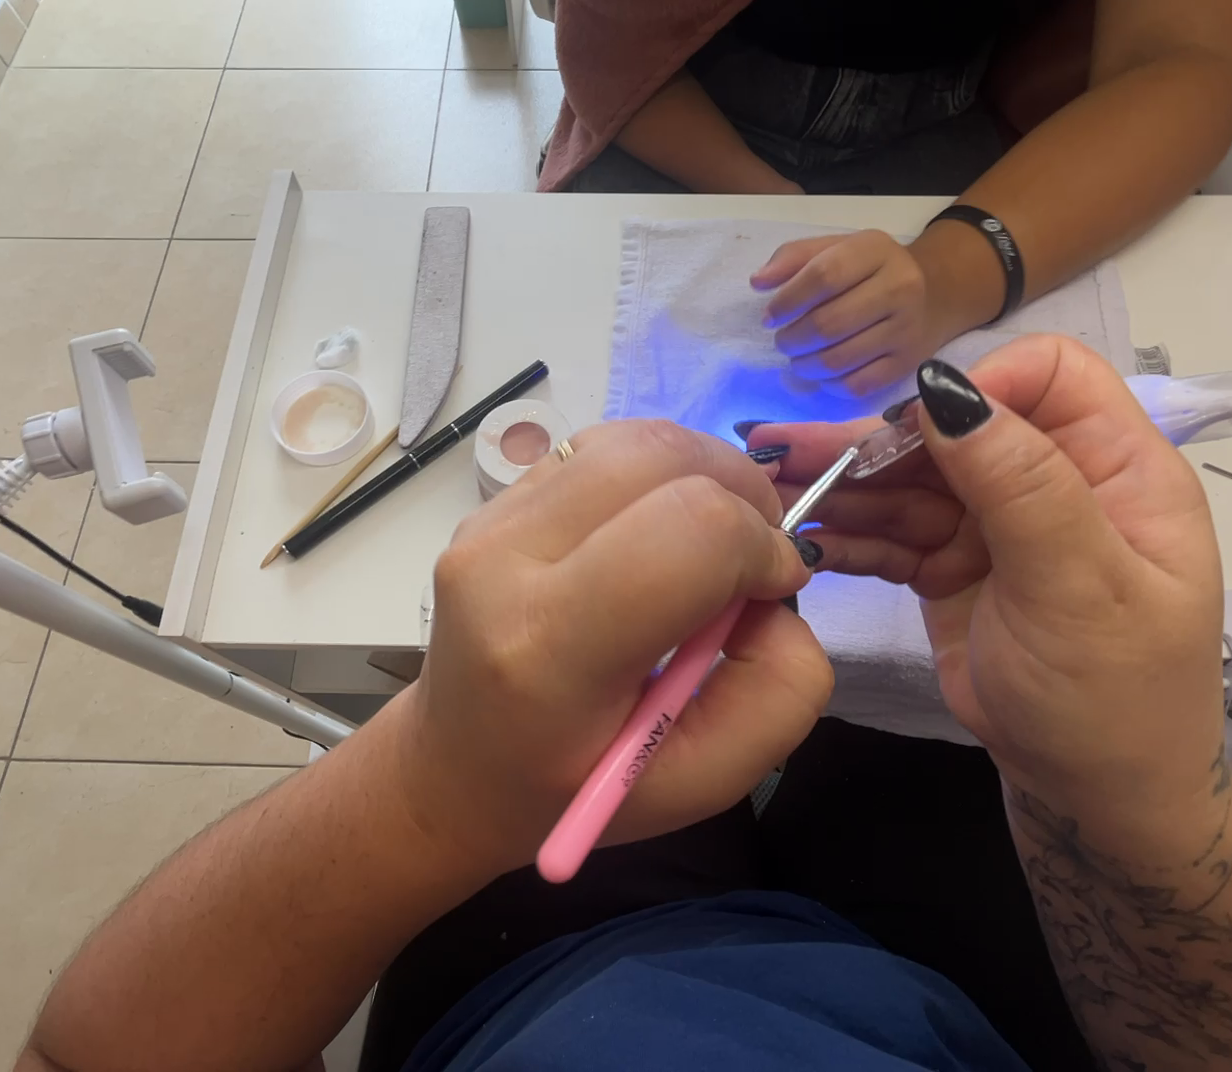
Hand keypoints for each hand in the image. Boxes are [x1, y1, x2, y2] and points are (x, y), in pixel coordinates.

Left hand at [389, 420, 831, 874]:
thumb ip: (777, 694)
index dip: (761, 546)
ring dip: (699, 473)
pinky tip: (653, 528)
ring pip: (629, 440)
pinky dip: (653, 474)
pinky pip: (595, 451)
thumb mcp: (700, 782)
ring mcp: (486, 523)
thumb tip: (777, 591)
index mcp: (548, 650)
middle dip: (740, 491)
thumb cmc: (570, 792)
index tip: (776, 586)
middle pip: (659, 458)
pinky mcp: (487, 506)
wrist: (455, 769)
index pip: (688, 534)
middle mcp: (502, 563)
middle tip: (753, 552)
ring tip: (709, 537)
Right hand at [748, 337, 1225, 826]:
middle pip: (946, 436)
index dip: (978, 387)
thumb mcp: (1078, 586)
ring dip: (839, 491)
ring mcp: (986, 528)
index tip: (909, 427)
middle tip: (783, 451)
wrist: (1090, 787)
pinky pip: (887, 538)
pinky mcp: (942, 567)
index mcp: (1110, 469)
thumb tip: (947, 390)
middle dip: (868, 445)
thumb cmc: (1111, 691)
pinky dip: (845, 539)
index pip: (1045, 379)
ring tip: (769, 492)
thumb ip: (1020, 484)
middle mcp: (1044, 484)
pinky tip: (801, 540)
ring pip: (904, 488)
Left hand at [752, 230, 945, 396]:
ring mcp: (906, 329)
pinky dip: (830, 384)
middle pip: (828, 324)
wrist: (934, 293)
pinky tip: (823, 373)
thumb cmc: (868, 271)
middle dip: (792, 340)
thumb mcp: (836, 249)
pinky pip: (857, 385)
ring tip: (799, 358)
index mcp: (875, 251)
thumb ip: (794, 258)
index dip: (788, 301)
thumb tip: (758, 281)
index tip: (770, 317)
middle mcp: (899, 288)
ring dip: (805, 365)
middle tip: (784, 341)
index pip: (823, 276)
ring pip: (839, 360)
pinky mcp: (906, 362)